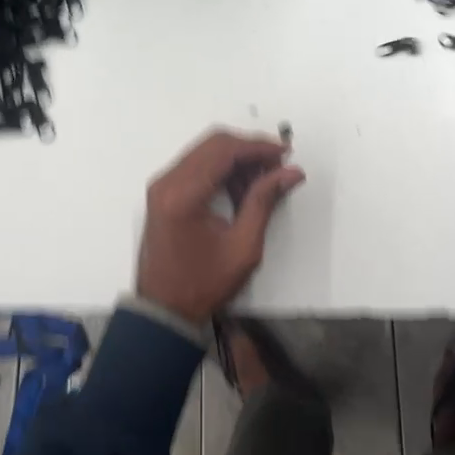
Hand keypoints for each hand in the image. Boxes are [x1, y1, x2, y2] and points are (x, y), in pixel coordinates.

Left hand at [136, 130, 306, 325]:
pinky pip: (196, 165)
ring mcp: (162, 184)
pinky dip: (221, 169)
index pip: (224, 151)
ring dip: (236, 159)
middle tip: (277, 166)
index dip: (257, 146)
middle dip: (249, 150)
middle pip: (213, 144)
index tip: (285, 153)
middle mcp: (167, 181)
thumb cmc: (204, 285)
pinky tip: (240, 190)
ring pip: (205, 151)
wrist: (163, 311)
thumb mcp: (243, 248)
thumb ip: (265, 202)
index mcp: (183, 195)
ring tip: (262, 183)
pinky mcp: (163, 191)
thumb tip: (292, 171)